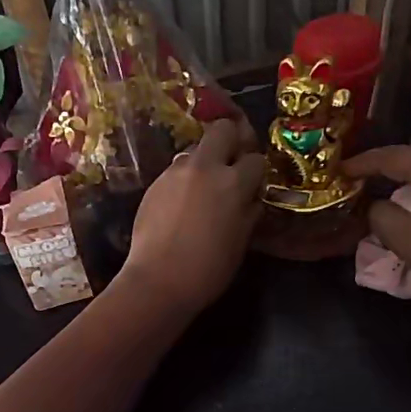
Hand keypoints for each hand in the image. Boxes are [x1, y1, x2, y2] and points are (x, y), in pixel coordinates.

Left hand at [118, 118, 265, 315]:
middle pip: (223, 130)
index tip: (254, 184)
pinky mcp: (154, 184)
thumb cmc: (207, 270)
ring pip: (195, 149)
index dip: (257, 172)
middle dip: (232, 140)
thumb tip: (252, 198)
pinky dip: (184, 179)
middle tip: (232, 164)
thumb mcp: (239, 243)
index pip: (255, 160)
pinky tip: (182, 204)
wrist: (158, 281)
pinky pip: (175, 170)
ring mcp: (175, 173)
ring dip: (205, 161)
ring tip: (203, 188)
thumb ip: (248, 213)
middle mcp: (204, 168)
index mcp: (233, 183)